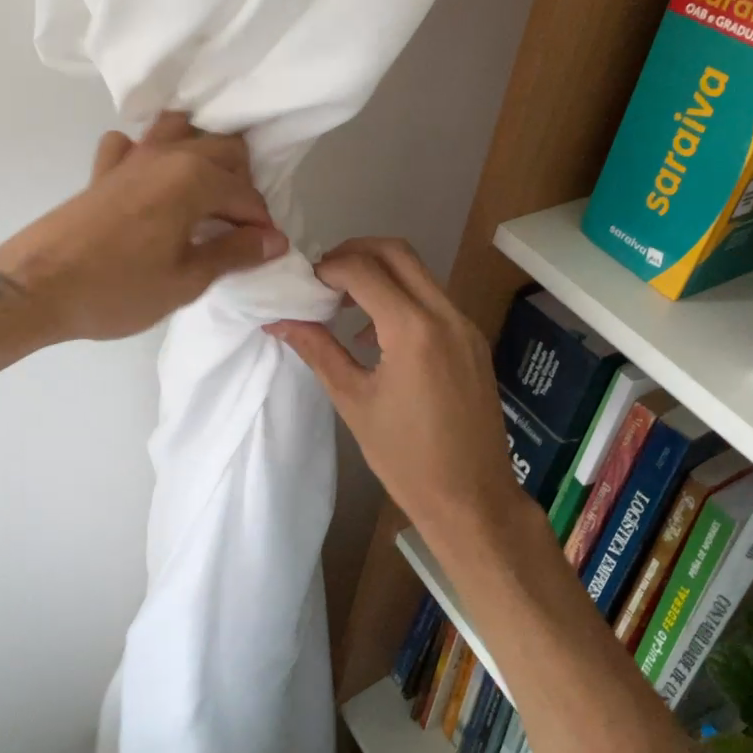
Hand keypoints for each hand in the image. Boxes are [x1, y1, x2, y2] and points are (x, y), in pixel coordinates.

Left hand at [0, 112, 288, 343]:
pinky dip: (151, 153)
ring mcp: (132, 156)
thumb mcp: (186, 281)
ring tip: (207, 196)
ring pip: (183, 132)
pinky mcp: (104, 169)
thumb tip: (273, 239)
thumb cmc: (116, 290)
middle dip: (242, 185)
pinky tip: (153, 182)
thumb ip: (234, 253)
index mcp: (194, 178)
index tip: (263, 253)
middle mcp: (167, 154)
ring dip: (204, 155)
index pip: (248, 195)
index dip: (261, 227)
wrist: (34, 289)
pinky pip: (135, 144)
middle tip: (238, 230)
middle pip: (225, 149)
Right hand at [267, 238, 524, 538]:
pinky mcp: (473, 341)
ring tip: (343, 302)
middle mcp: (446, 315)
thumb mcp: (353, 401)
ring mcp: (466, 326)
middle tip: (323, 278)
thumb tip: (279, 320)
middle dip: (355, 253)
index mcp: (414, 330)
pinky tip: (376, 334)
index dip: (328, 268)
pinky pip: (434, 299)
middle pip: (397, 252)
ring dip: (380, 273)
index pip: (364, 269)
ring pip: (419, 272)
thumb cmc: (406, 459)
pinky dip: (402, 297)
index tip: (303, 285)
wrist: (472, 499)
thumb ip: (318, 350)